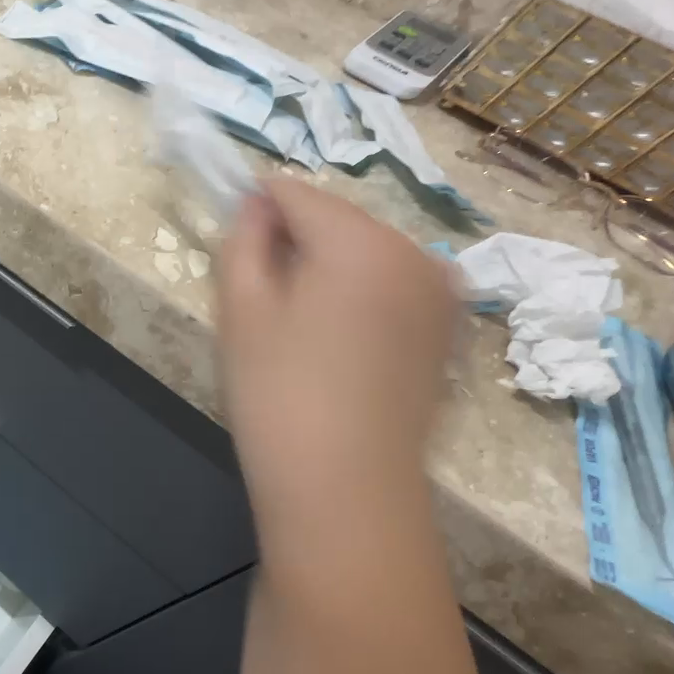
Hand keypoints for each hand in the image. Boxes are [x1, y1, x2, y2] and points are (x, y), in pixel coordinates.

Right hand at [217, 179, 458, 490]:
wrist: (344, 480)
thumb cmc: (276, 388)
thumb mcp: (240, 307)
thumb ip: (244, 241)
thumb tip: (256, 204)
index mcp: (361, 241)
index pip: (295, 193)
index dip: (254, 205)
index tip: (226, 237)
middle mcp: (416, 252)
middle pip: (337, 218)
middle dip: (292, 237)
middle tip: (251, 288)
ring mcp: (442, 292)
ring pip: (365, 250)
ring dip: (323, 265)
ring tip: (289, 320)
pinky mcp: (447, 328)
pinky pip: (390, 283)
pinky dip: (356, 291)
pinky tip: (329, 338)